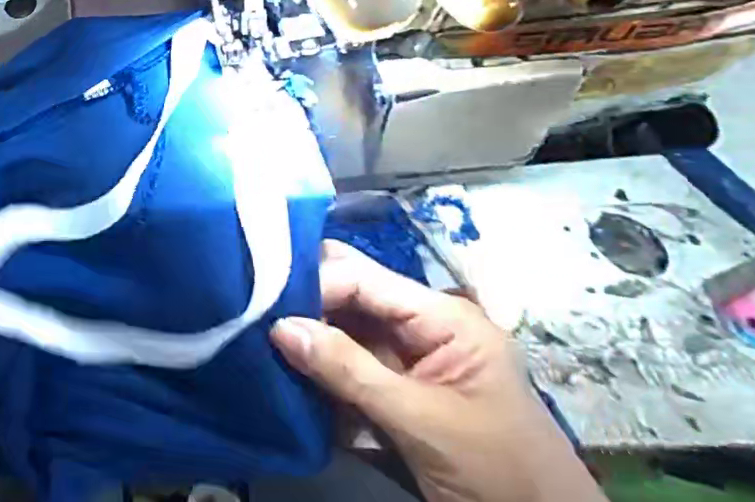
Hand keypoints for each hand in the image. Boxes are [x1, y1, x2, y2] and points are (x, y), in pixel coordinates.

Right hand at [271, 241, 603, 501]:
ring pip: (348, 333)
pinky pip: (353, 370)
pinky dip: (324, 374)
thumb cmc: (499, 475)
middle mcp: (424, 326)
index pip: (366, 279)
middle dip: (308, 303)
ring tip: (260, 339)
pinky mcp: (402, 395)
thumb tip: (279, 327)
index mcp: (442, 316)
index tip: (266, 299)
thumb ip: (349, 371)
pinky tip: (288, 375)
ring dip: (310, 340)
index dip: (317, 283)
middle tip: (255, 309)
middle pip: (355, 298)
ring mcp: (412, 361)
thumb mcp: (422, 422)